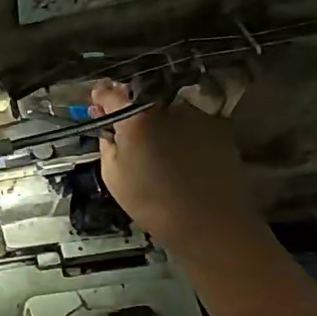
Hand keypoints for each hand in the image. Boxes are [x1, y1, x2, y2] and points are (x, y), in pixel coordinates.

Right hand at [91, 81, 255, 251]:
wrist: (208, 222)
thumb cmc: (152, 203)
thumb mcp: (113, 176)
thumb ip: (107, 144)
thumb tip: (110, 129)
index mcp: (136, 117)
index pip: (111, 93)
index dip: (102, 96)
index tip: (99, 100)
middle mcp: (166, 107)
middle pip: (142, 97)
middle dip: (130, 105)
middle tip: (125, 123)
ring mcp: (195, 114)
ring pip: (169, 108)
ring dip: (160, 118)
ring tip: (159, 143)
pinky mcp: (218, 126)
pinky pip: (192, 121)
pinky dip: (183, 130)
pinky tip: (183, 151)